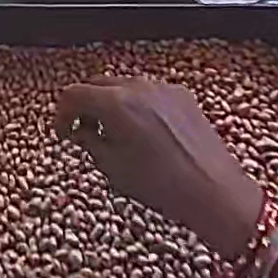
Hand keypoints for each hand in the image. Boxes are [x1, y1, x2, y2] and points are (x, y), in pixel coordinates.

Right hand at [56, 78, 263, 259]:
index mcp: (115, 103)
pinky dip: (137, 105)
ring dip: (111, 103)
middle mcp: (138, 87)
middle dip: (86, 105)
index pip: (74, 93)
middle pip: (97, 84)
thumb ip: (88, 141)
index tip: (63, 130)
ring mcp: (162, 88)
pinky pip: (148, 92)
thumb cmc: (164, 186)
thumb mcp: (112, 168)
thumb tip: (80, 131)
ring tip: (115, 134)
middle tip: (83, 131)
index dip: (62, 113)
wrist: (215, 193)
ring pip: (123, 86)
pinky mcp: (181, 95)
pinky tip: (143, 132)